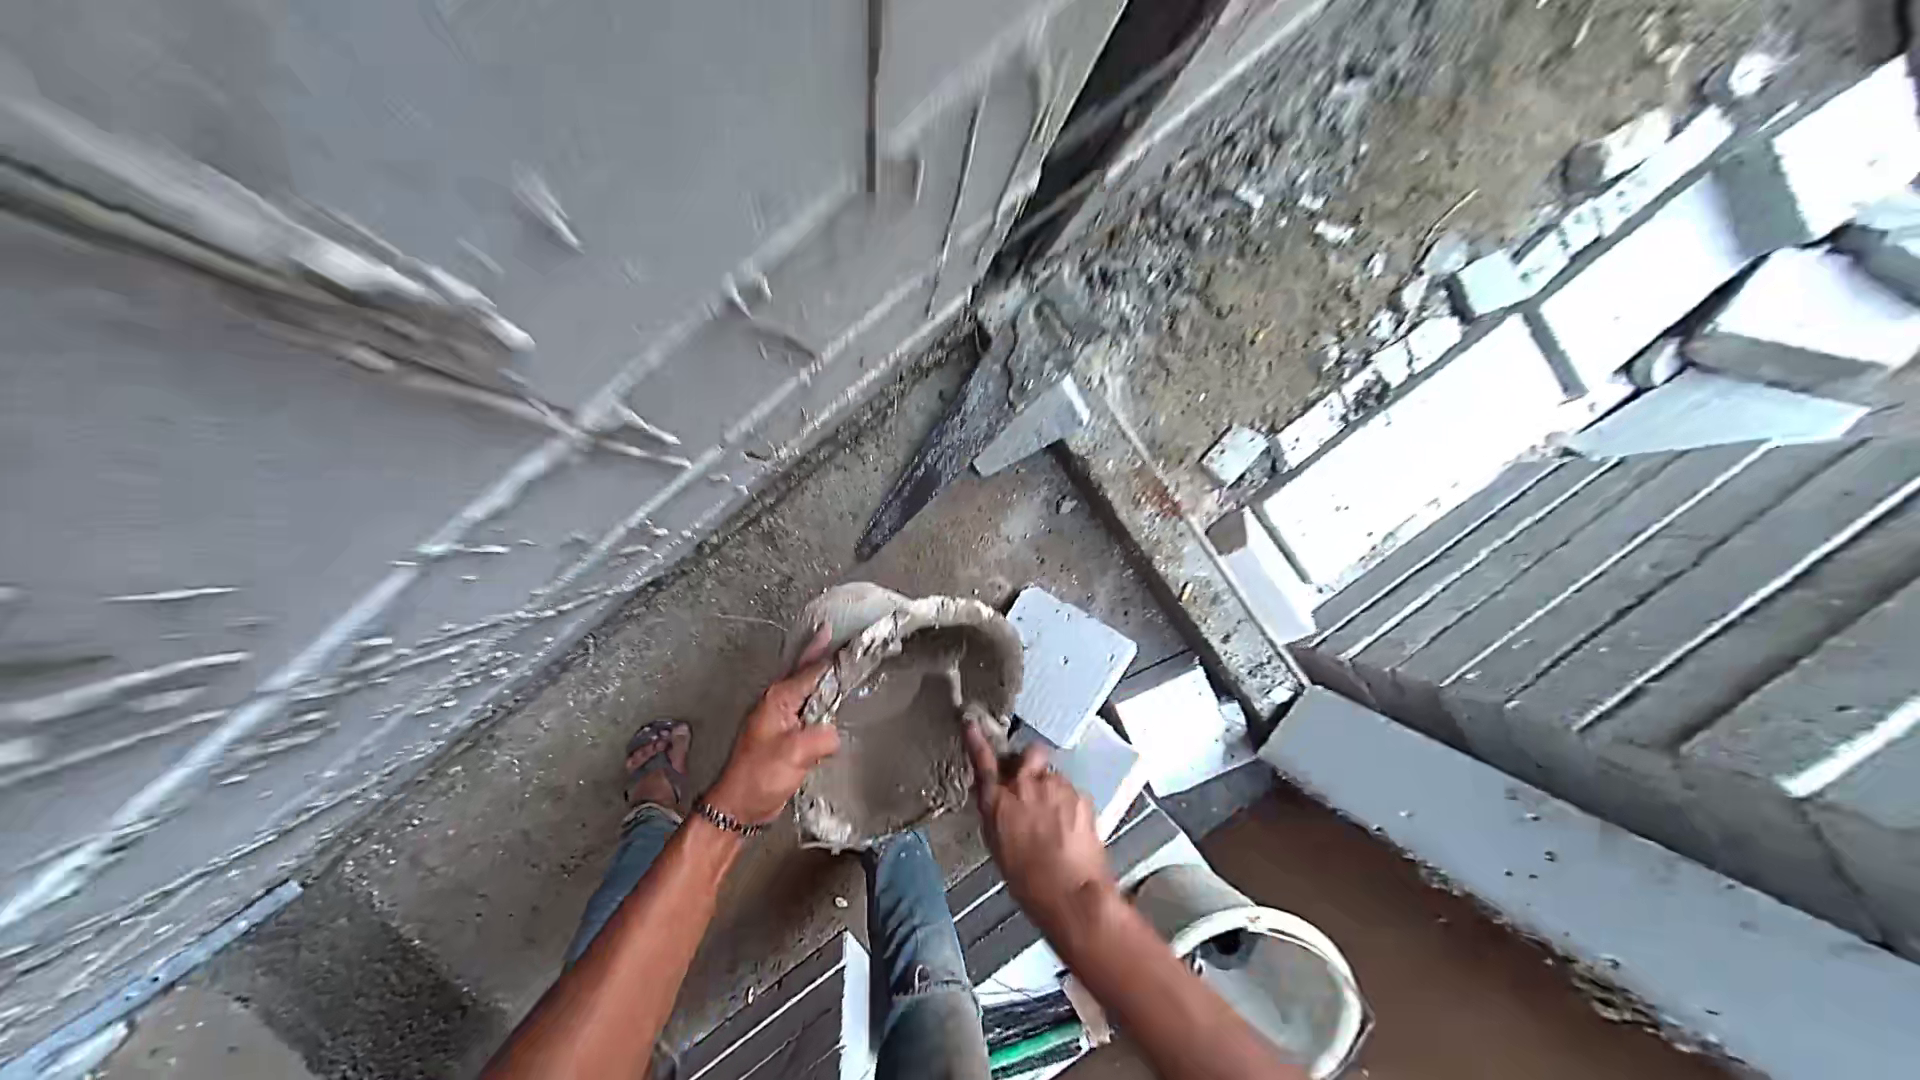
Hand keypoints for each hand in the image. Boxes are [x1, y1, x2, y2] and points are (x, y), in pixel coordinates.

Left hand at [706, 627, 839, 824]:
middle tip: (833, 631)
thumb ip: (822, 736)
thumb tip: (834, 733)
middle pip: (804, 670)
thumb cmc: (757, 778)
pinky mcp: (784, 733)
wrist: (737, 807)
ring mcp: (779, 717)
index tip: (851, 643)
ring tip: (834, 657)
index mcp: (778, 699)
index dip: (833, 657)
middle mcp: (777, 702)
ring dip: (819, 672)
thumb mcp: (794, 754)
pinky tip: (829, 699)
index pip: (812, 670)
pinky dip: (819, 697)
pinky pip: (807, 707)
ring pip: (805, 687)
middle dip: (819, 651)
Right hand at [964, 722, 1113, 929]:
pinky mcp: (1078, 794)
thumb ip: (996, 814)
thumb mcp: (998, 847)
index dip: (976, 741)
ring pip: (1052, 775)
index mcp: (997, 802)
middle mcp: (1024, 786)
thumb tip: (997, 801)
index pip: (983, 762)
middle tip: (1033, 786)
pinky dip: (1069, 804)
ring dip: (1051, 788)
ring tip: (1056, 820)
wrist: (1071, 895)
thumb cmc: (1029, 882)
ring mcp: (1054, 787)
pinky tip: (1070, 828)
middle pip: (1027, 755)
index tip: (971, 723)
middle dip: (1029, 763)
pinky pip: (1071, 791)